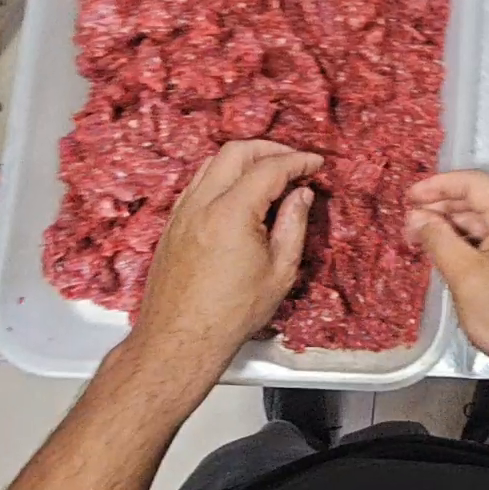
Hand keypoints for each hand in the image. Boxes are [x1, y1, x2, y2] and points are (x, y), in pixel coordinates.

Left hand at [134, 140, 321, 365]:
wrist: (179, 340)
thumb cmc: (232, 313)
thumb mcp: (280, 271)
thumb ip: (293, 225)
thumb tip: (301, 195)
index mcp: (231, 213)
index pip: (269, 168)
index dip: (298, 161)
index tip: (316, 164)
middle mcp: (201, 204)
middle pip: (236, 152)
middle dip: (270, 149)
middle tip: (294, 161)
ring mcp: (182, 212)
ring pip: (212, 163)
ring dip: (244, 159)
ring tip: (270, 173)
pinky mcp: (172, 224)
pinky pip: (198, 183)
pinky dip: (223, 175)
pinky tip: (240, 193)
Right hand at [405, 171, 488, 405]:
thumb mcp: (464, 275)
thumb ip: (438, 239)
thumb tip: (416, 216)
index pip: (475, 183)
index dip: (440, 184)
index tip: (410, 196)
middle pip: (479, 200)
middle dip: (442, 204)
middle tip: (409, 219)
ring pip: (483, 221)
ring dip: (451, 223)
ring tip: (419, 236)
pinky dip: (464, 240)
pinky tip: (443, 251)